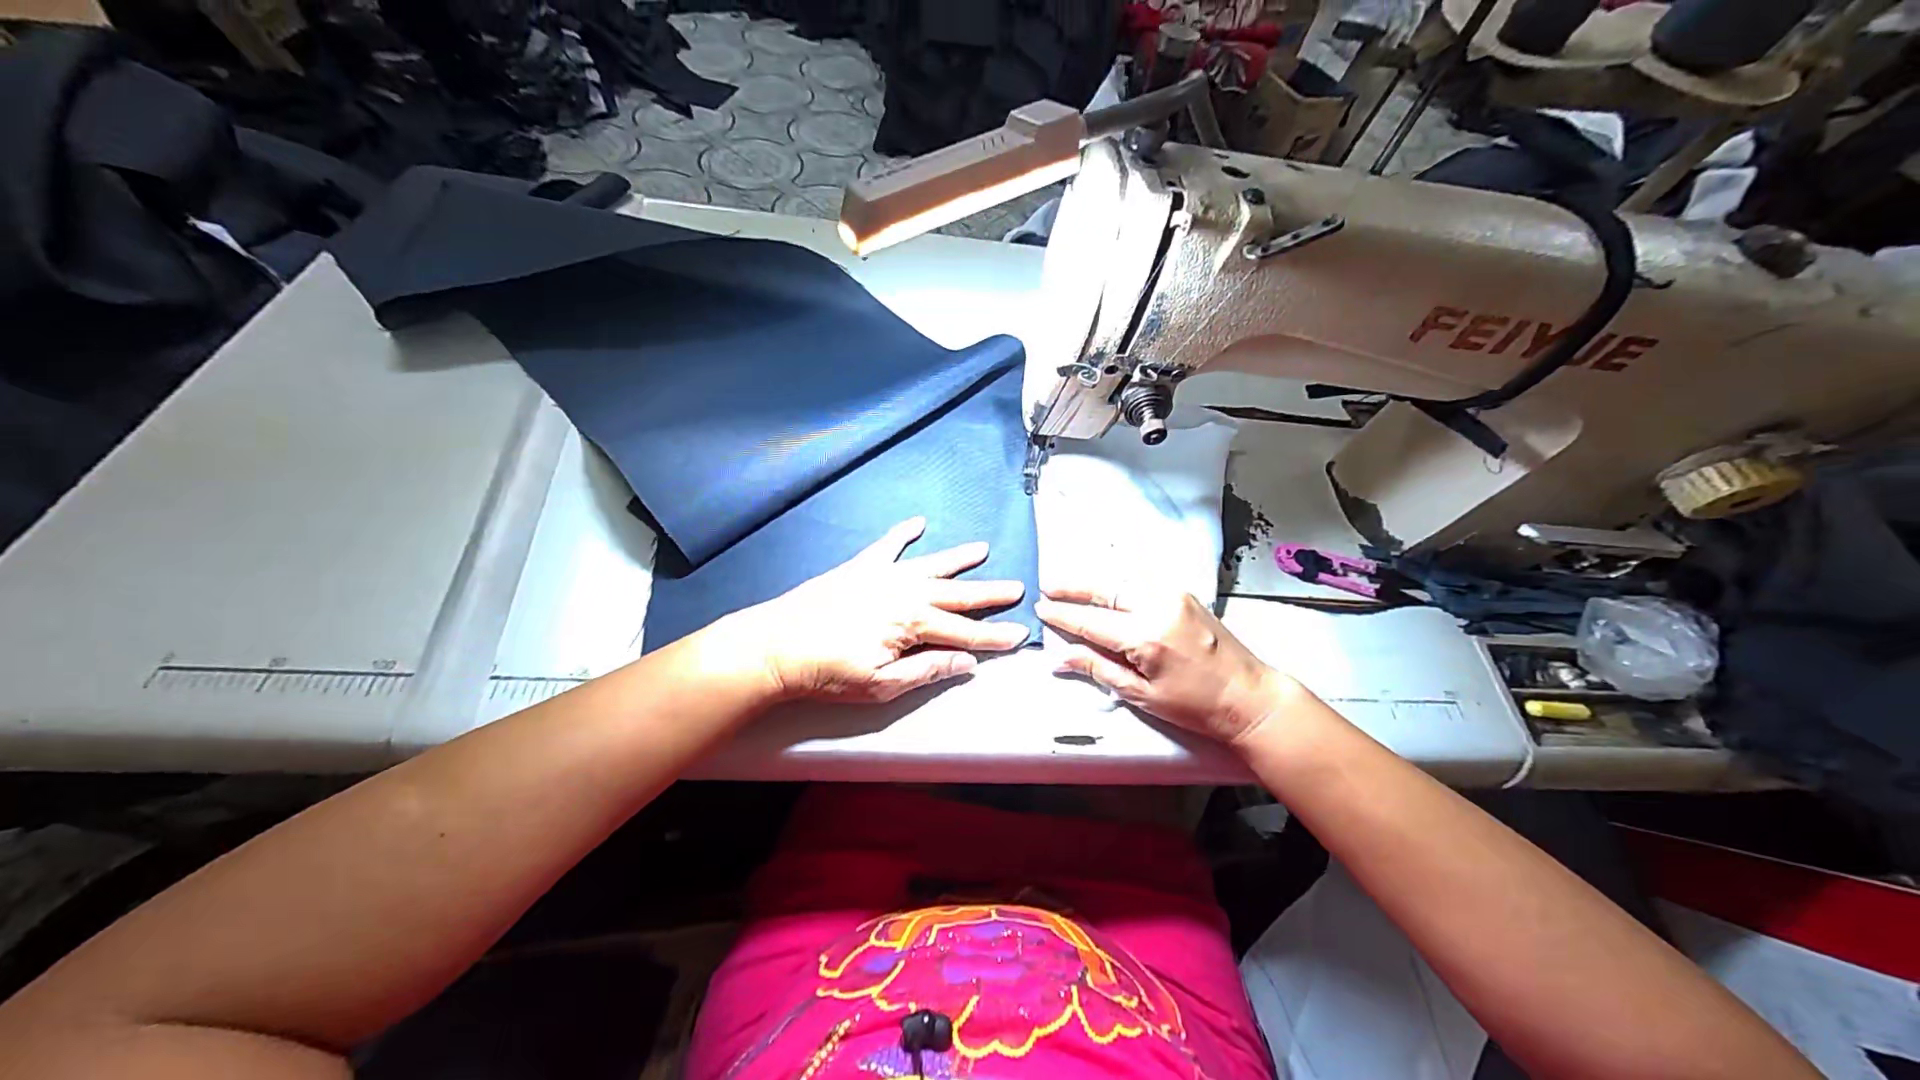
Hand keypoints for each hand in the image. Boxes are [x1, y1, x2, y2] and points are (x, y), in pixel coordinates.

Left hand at [722, 518, 1028, 703]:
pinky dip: (903, 533)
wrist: (777, 645)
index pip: (965, 633)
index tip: (1020, 635)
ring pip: (931, 565)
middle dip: (990, 593)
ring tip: (982, 549)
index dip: (995, 637)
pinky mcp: (860, 568)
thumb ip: (927, 669)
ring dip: (958, 558)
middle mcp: (905, 593)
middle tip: (1017, 588)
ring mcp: (883, 576)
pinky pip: (887, 545)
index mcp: (913, 624)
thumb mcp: (882, 684)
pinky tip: (918, 523)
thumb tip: (966, 662)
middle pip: (957, 595)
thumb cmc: (828, 672)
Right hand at [1034, 585, 1304, 746]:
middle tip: (1047, 588)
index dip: (1063, 616)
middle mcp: (1158, 608)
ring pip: (1123, 580)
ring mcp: (1174, 597)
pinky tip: (1106, 586)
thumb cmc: (1196, 706)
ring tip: (1069, 585)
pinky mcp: (1185, 595)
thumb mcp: (1141, 695)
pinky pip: (1143, 582)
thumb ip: (1100, 670)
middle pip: (1104, 590)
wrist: (1249, 697)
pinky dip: (1120, 581)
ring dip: (1095, 583)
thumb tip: (1063, 658)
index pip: (1091, 621)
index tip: (1042, 610)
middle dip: (1072, 589)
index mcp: (1145, 637)